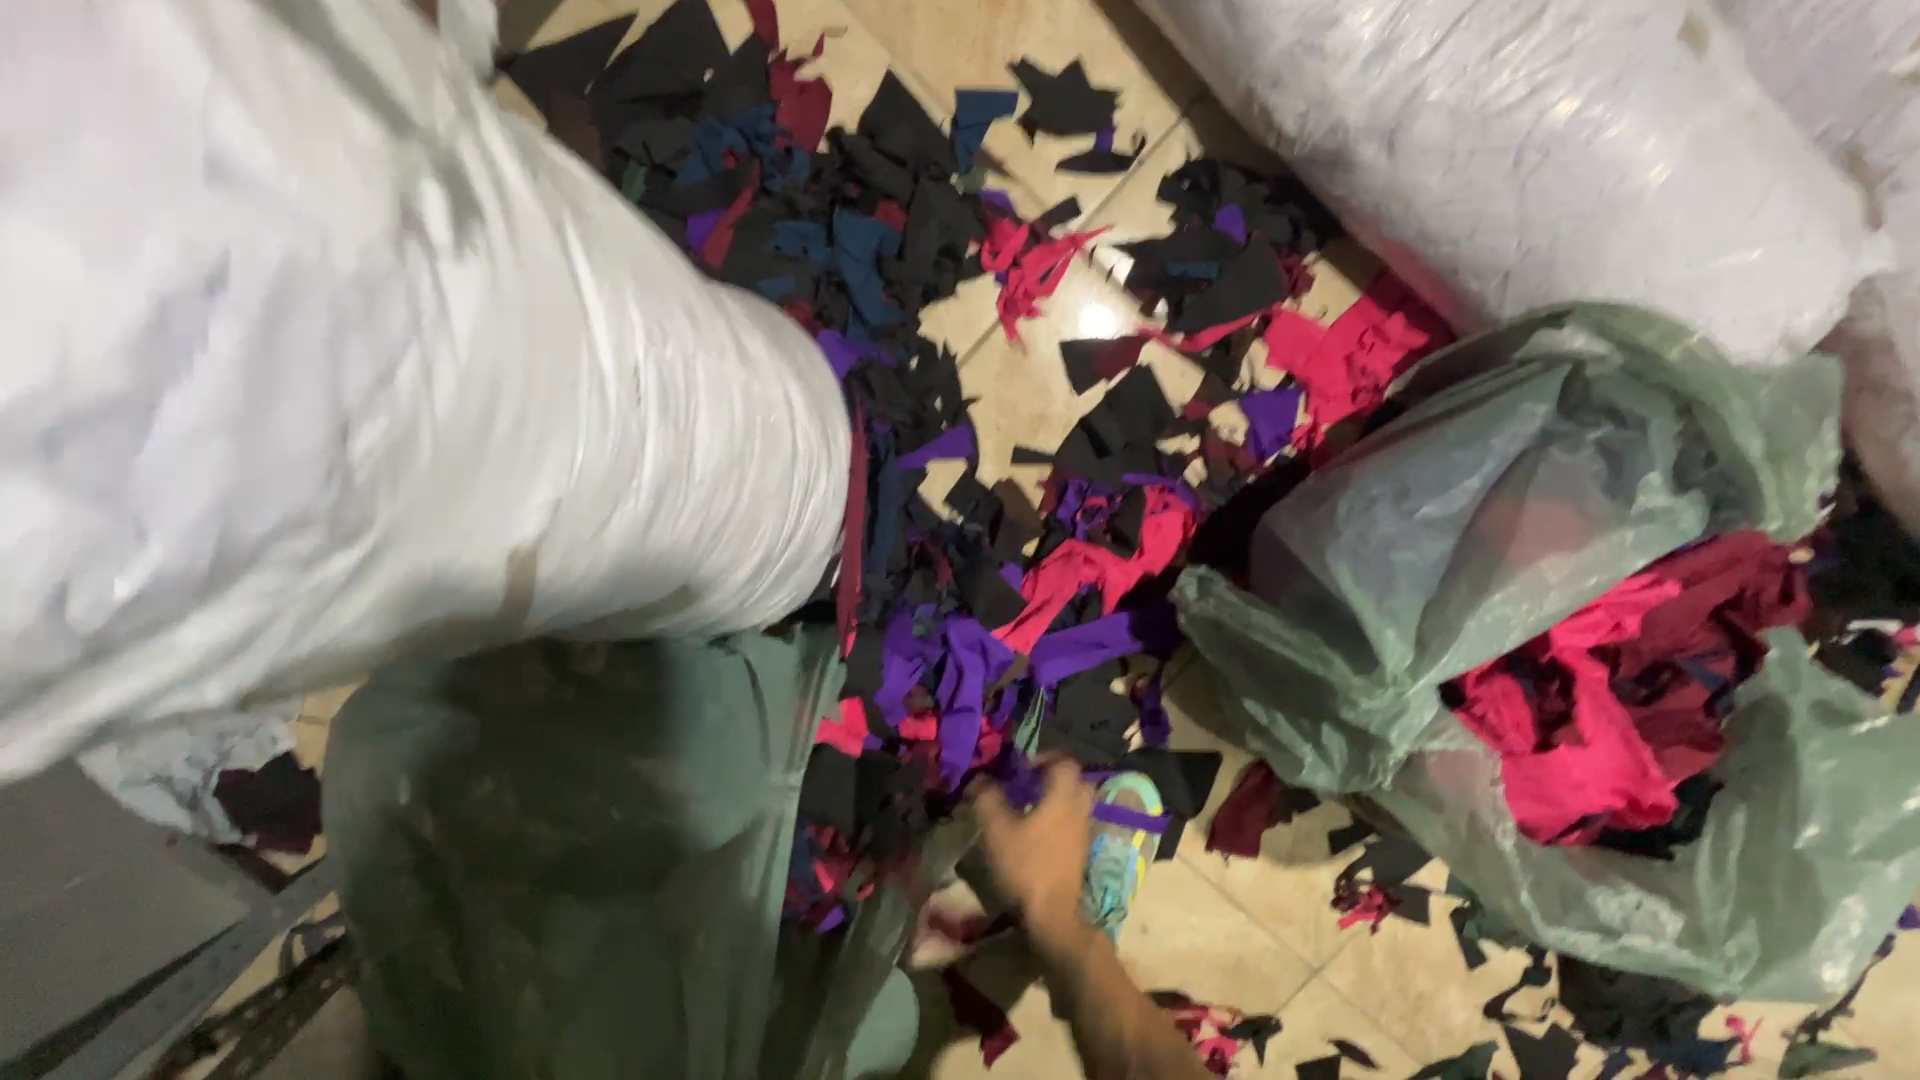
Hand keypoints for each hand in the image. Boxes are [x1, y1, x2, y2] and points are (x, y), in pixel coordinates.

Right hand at [971, 759, 1093, 947]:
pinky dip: (1059, 817)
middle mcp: (1079, 809)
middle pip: (1076, 779)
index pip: (1065, 761)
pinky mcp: (1080, 851)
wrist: (1052, 913)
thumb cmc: (1026, 865)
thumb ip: (987, 798)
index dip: (1044, 758)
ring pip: (1076, 801)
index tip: (1022, 768)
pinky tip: (1035, 830)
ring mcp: (1083, 831)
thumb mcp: (997, 829)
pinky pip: (1074, 821)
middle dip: (1053, 775)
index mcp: (1063, 797)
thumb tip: (977, 778)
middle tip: (1029, 783)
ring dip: (1056, 797)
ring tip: (1029, 806)